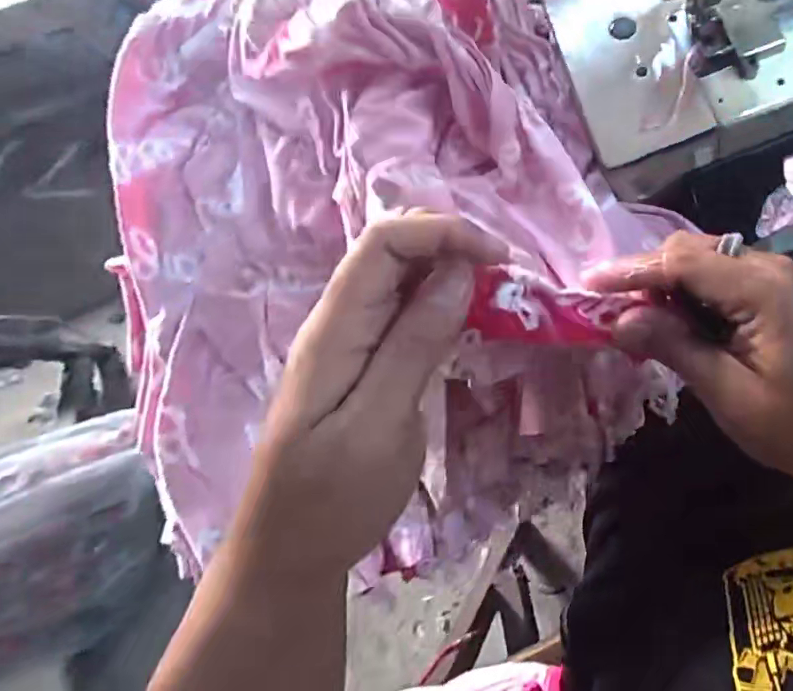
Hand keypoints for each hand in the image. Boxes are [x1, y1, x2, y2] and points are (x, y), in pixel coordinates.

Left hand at [229, 212, 507, 582]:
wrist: (287, 559)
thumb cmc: (330, 501)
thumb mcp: (377, 426)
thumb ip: (415, 344)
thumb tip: (460, 272)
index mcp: (334, 330)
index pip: (384, 242)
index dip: (443, 232)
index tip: (499, 259)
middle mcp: (342, 320)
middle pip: (395, 246)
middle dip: (454, 242)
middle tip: (505, 274)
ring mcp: (356, 337)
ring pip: (408, 273)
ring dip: (457, 268)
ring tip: (501, 292)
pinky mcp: (373, 355)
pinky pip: (414, 305)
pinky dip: (451, 298)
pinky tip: (477, 317)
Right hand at [583, 231, 792, 495]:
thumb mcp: (731, 395)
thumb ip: (676, 347)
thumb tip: (620, 317)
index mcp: (759, 286)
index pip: (681, 261)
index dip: (631, 271)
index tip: (586, 285)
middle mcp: (768, 266)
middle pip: (693, 251)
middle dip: (647, 275)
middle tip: (607, 310)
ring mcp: (777, 276)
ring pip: (707, 262)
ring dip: (669, 284)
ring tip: (633, 318)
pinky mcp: (780, 292)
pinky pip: (726, 279)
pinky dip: (694, 294)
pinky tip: (675, 321)